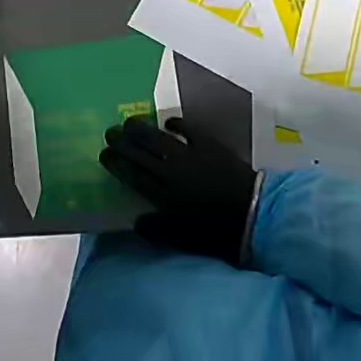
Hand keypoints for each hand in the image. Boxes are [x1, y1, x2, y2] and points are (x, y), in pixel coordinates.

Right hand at [100, 116, 256, 265]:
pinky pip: (188, 130)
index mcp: (162, 195)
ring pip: (157, 138)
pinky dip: (176, 124)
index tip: (104, 154)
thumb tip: (136, 221)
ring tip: (129, 122)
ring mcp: (190, 156)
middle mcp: (170, 171)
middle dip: (121, 141)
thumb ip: (156, 229)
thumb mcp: (183, 238)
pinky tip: (168, 122)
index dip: (115, 162)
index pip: (131, 173)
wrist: (256, 215)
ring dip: (140, 128)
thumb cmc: (217, 231)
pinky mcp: (210, 147)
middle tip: (109, 132)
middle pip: (138, 152)